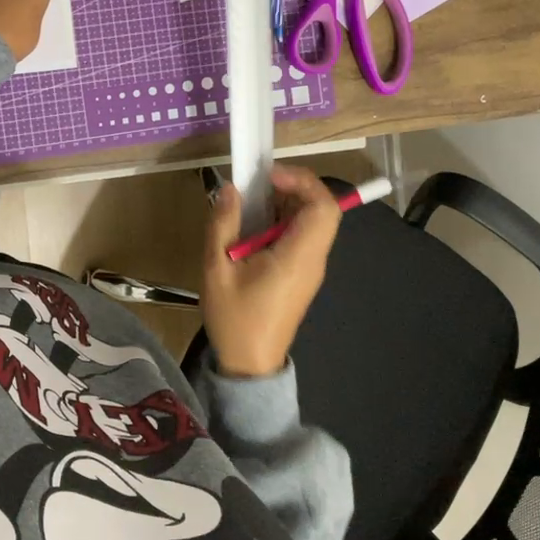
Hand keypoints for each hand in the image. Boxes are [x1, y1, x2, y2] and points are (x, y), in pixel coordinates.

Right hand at [200, 165, 342, 377]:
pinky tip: (253, 224)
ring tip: (250, 200)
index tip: (268, 176)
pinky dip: (283, 220)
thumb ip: (223, 224)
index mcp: (298, 257)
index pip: (323, 208)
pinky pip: (302, 236)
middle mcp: (313, 259)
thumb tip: (230, 189)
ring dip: (286, 202)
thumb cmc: (234, 318)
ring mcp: (310, 268)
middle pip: (322, 210)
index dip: (302, 182)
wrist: (250, 364)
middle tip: (257, 183)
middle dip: (293, 187)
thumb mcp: (216, 269)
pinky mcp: (302, 274)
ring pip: (313, 221)